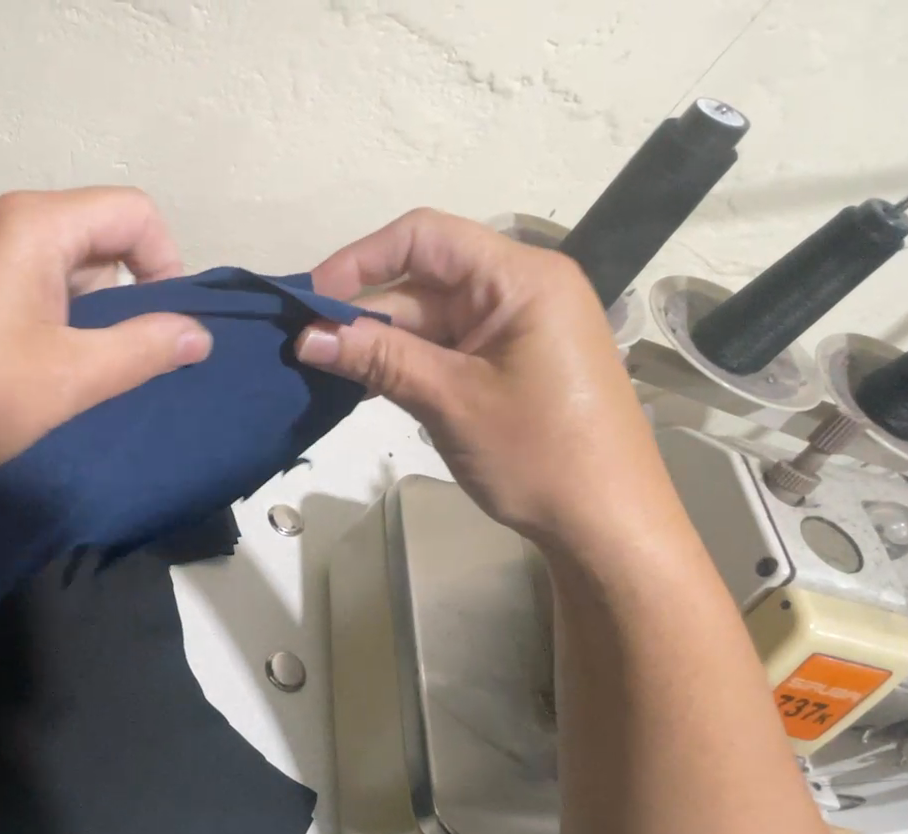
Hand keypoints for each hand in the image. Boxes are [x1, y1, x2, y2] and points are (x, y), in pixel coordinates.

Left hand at [0, 187, 213, 529]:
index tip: (162, 323)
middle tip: (98, 357)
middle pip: (83, 230)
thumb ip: (144, 349)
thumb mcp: (69, 379)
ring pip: (39, 252)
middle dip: (110, 290)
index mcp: (27, 222)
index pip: (130, 212)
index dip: (166, 263)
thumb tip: (199, 333)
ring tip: (48, 364)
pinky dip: (23, 301)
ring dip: (66, 300)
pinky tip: (3, 356)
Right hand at [296, 209, 679, 552]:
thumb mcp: (449, 400)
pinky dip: (401, 363)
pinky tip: (360, 387)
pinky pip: (441, 349)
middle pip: (421, 280)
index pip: (424, 238)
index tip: (309, 301)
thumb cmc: (538, 454)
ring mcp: (511, 329)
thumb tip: (306, 336)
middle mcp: (516, 290)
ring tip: (319, 370)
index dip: (359, 260)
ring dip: (375, 342)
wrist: (604, 522)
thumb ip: (377, 358)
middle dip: (360, 310)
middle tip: (302, 348)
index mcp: (519, 279)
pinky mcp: (504, 364)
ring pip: (426, 319)